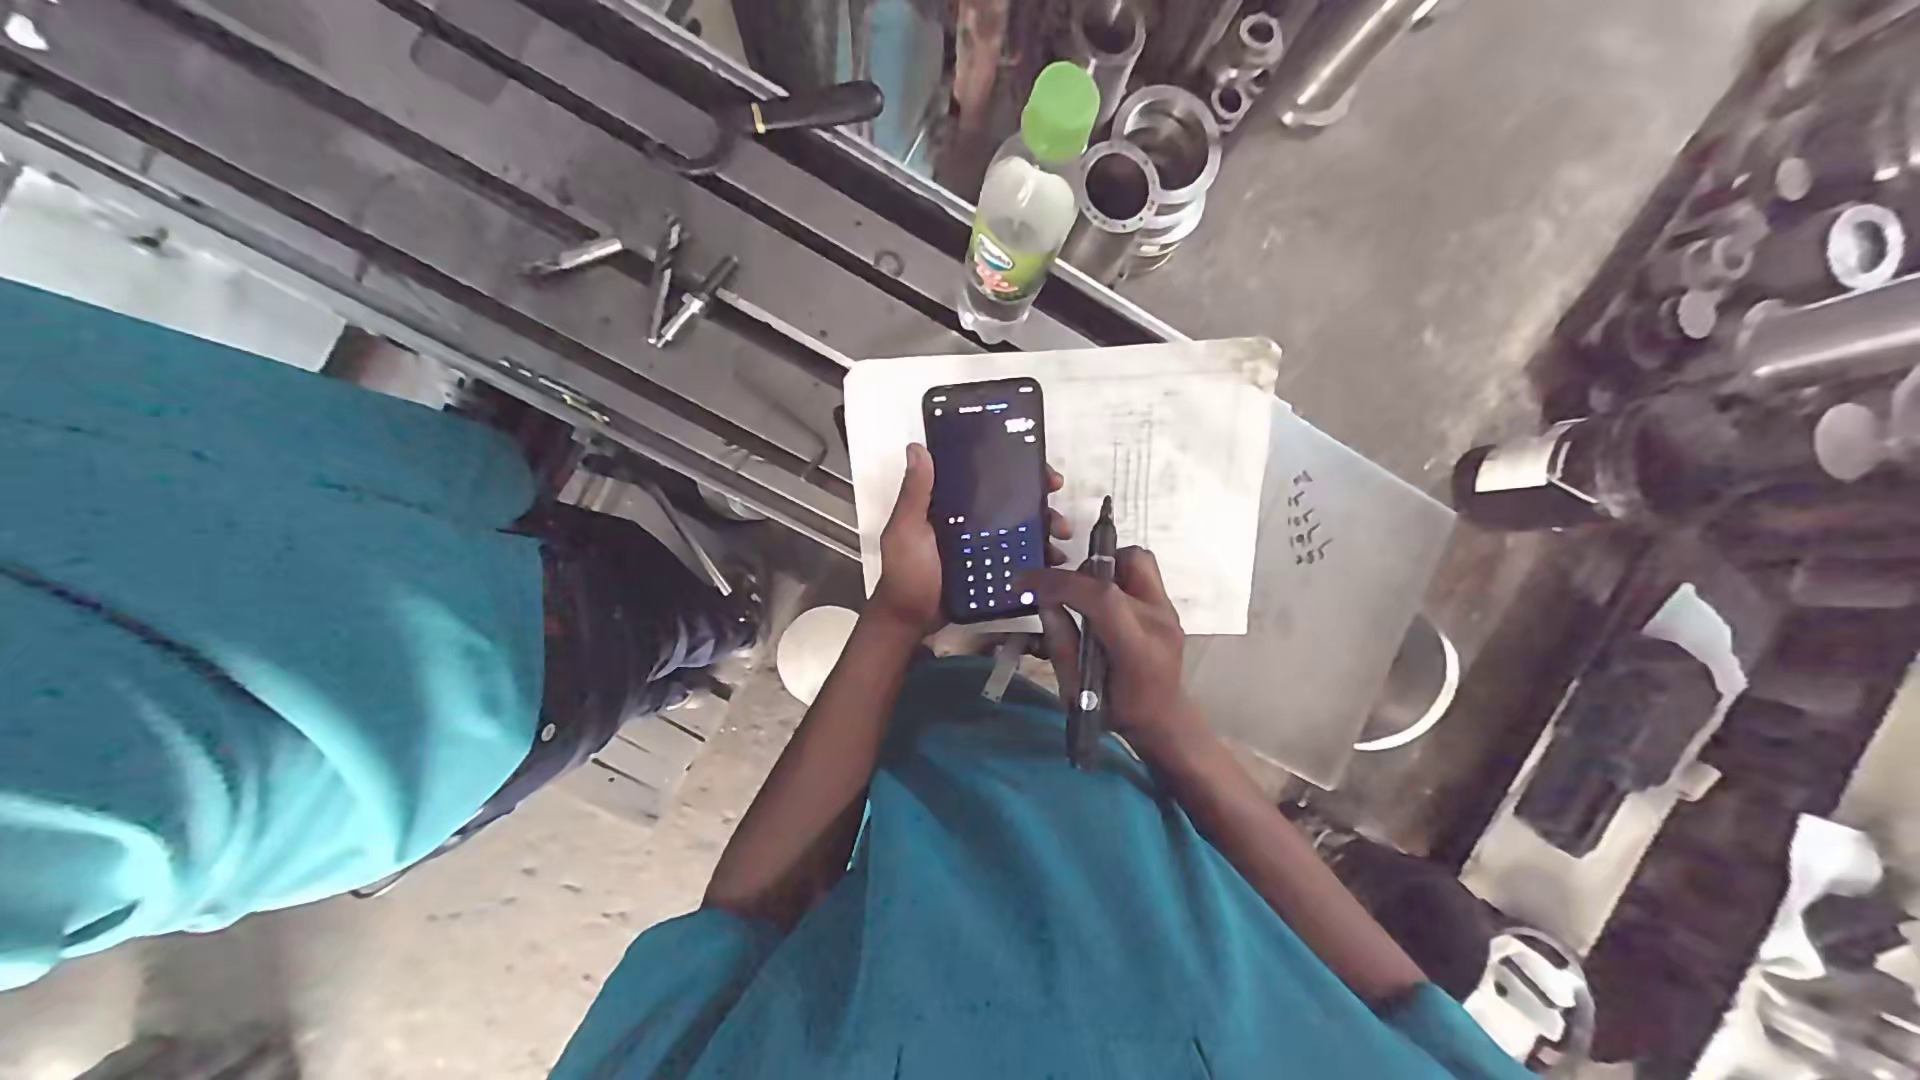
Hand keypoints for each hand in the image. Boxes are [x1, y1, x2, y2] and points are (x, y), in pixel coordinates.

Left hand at [871, 443, 1071, 634]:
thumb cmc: (905, 574)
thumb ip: (915, 493)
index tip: (1039, 469)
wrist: (911, 620)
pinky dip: (1037, 554)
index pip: (984, 477)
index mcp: (947, 505)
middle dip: (1038, 499)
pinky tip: (1052, 559)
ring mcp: (980, 544)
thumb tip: (917, 449)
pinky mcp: (989, 567)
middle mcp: (967, 520)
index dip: (1013, 469)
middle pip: (1009, 501)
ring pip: (1019, 527)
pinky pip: (1018, 555)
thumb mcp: (907, 529)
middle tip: (1056, 502)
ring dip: (1044, 526)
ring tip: (1059, 536)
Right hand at [1020, 548, 1202, 759]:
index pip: (1102, 597)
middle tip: (1062, 595)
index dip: (1060, 582)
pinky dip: (1115, 576)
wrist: (1162, 719)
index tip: (1027, 582)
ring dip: (1104, 568)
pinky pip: (1141, 572)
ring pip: (1136, 559)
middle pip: (1123, 566)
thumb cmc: (1116, 712)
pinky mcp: (1168, 606)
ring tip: (1085, 595)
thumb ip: (1061, 644)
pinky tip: (1103, 603)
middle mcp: (1159, 622)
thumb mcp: (1077, 691)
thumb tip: (1045, 602)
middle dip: (1081, 573)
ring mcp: (1168, 611)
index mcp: (1137, 649)